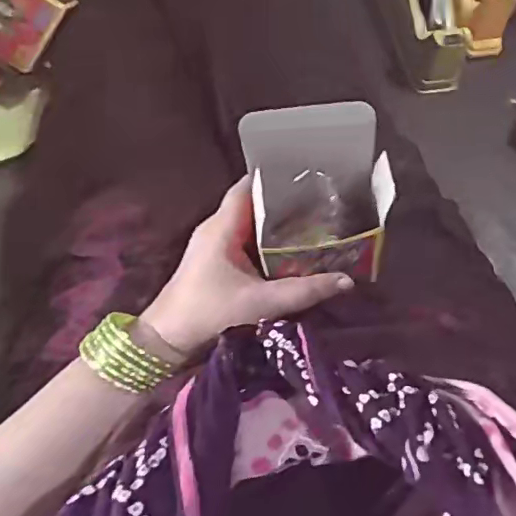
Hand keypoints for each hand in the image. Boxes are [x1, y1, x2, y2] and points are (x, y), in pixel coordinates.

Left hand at [140, 175, 355, 353]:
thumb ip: (306, 291)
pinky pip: (246, 240)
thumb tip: (347, 281)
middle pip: (253, 203)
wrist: (169, 338)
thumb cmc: (210, 312)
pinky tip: (290, 250)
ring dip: (277, 223)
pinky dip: (267, 241)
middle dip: (284, 202)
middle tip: (321, 202)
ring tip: (314, 222)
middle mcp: (216, 228)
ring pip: (250, 222)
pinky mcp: (215, 260)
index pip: (248, 186)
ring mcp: (214, 244)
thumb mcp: (263, 302)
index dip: (275, 178)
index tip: (306, 177)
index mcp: (222, 227)